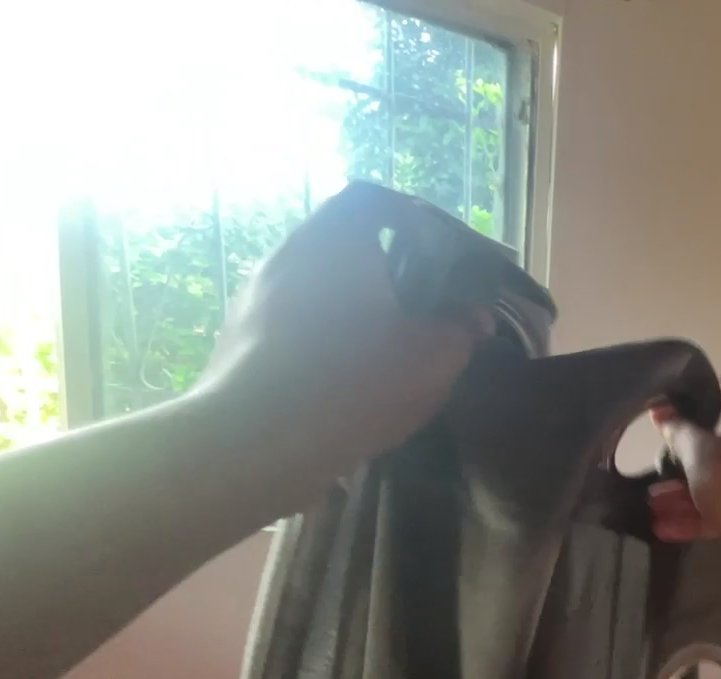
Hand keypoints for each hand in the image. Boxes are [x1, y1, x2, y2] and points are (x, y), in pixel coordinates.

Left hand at [197, 183, 487, 487]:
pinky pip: (302, 316)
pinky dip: (335, 331)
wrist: (261, 438)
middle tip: (431, 304)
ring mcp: (259, 295)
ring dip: (363, 303)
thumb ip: (463, 327)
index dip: (413, 216)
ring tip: (397, 343)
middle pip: (347, 241)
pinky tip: (357, 372)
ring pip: (324, 281)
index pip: (373, 199)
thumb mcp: (437, 355)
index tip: (444, 252)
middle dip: (394, 269)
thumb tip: (474, 315)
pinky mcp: (246, 334)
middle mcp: (290, 256)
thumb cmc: (359, 380)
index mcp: (337, 244)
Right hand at [648, 376, 720, 563]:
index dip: (690, 398)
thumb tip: (664, 411)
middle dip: (686, 456)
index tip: (660, 413)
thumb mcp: (702, 456)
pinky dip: (707, 514)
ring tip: (651, 505)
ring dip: (690, 491)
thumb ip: (680, 433)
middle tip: (653, 464)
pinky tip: (668, 528)